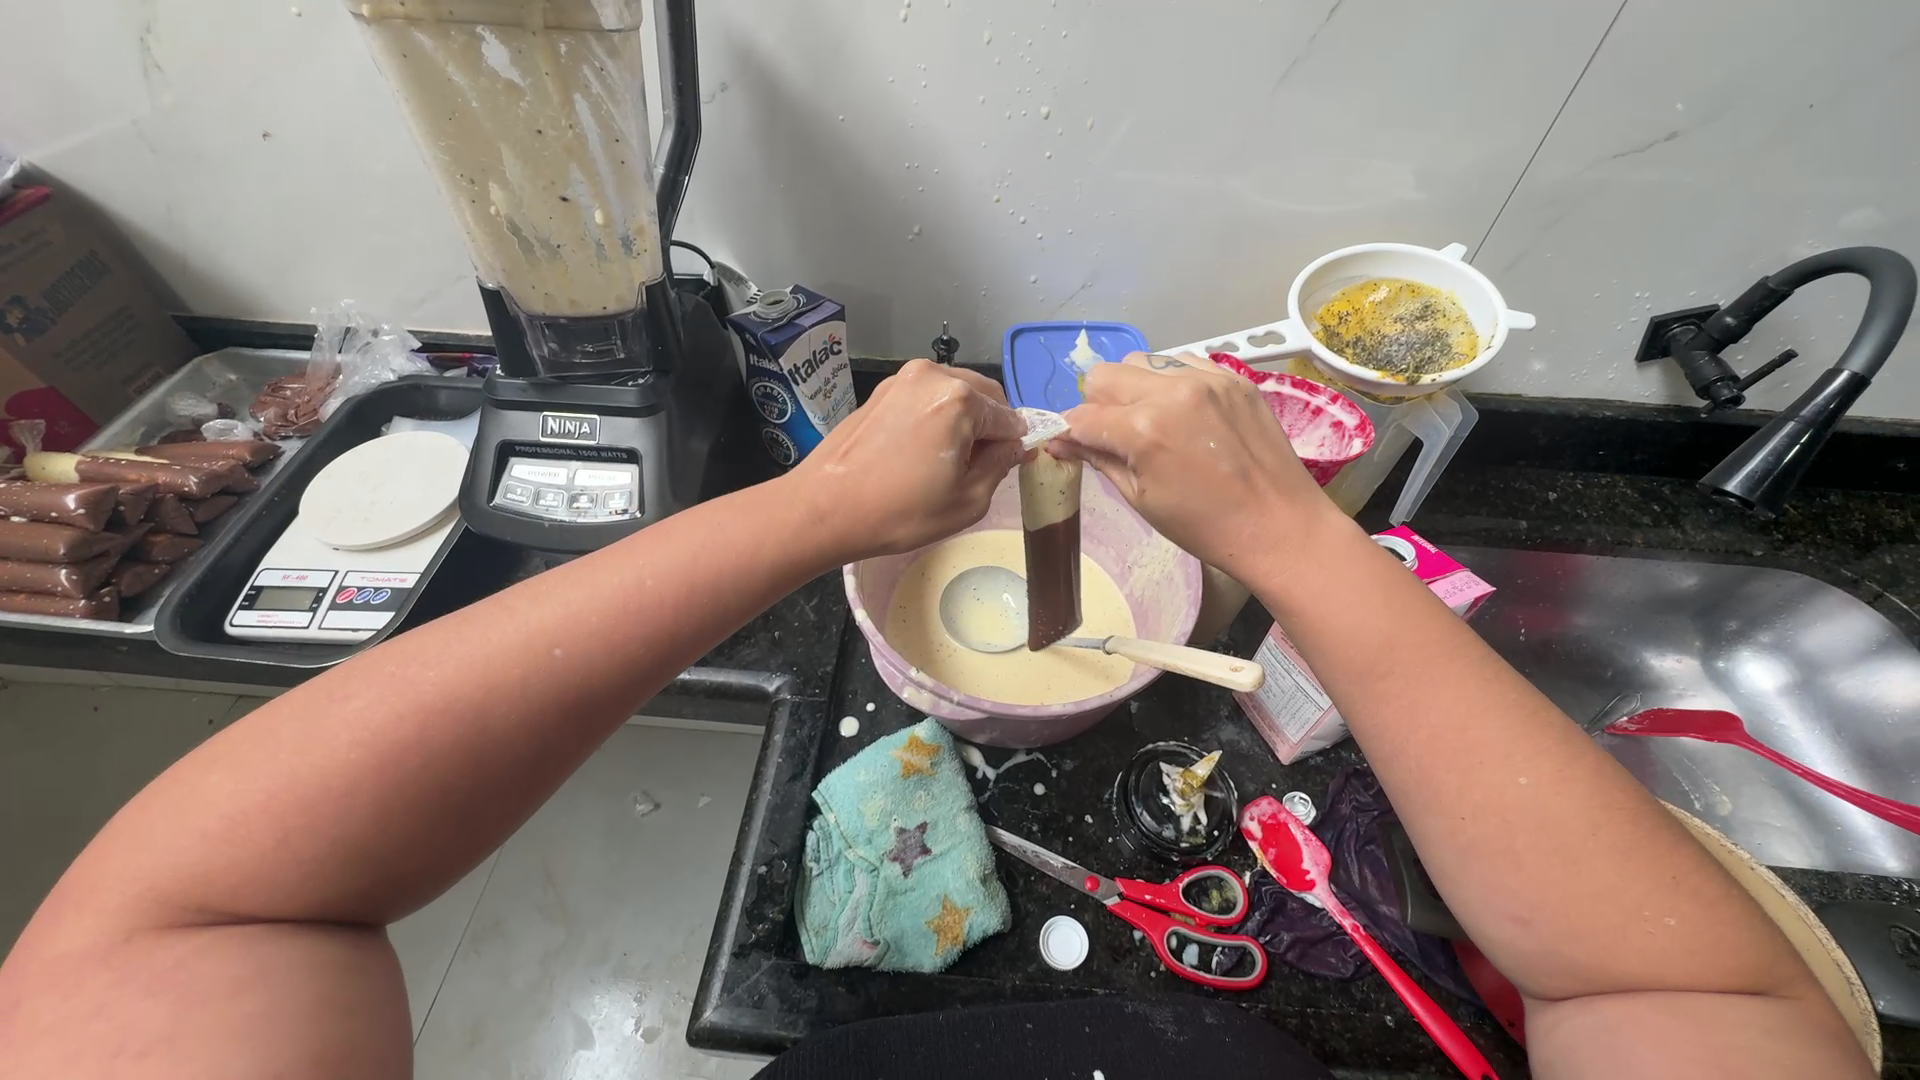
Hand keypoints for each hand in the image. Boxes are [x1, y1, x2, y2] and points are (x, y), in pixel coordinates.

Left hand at [788, 359, 1024, 560]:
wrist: (825, 508)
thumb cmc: (901, 512)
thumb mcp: (968, 499)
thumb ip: (1000, 464)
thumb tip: (1014, 445)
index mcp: (961, 398)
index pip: (1008, 417)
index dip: (1014, 444)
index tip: (1008, 466)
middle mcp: (933, 376)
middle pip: (983, 395)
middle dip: (989, 426)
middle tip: (978, 465)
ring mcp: (902, 379)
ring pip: (954, 393)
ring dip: (963, 420)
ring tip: (946, 461)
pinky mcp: (881, 391)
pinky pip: (925, 398)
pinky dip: (935, 417)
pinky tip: (921, 452)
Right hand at [1054, 352, 1342, 579]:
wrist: (1279, 526)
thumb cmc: (1204, 526)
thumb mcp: (1140, 499)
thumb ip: (1099, 459)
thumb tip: (1061, 441)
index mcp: (1143, 429)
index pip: (1082, 416)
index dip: (1069, 433)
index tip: (1071, 445)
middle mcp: (1171, 391)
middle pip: (1104, 376)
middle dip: (1097, 405)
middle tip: (1113, 436)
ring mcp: (1206, 378)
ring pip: (1140, 360)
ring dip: (1132, 387)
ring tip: (1150, 420)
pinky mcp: (1232, 377)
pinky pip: (1181, 361)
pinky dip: (1169, 381)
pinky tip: (1182, 413)